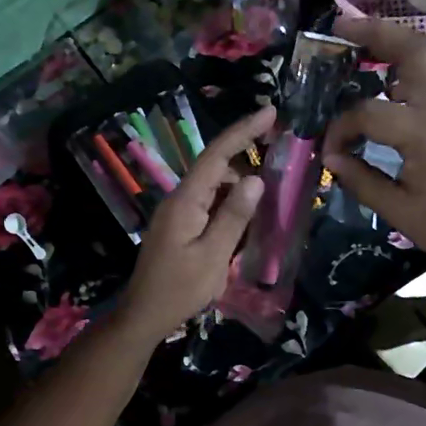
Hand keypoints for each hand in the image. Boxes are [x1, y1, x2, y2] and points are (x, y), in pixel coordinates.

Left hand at [115, 105, 276, 340]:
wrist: (144, 315)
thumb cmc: (179, 289)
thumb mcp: (213, 255)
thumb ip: (234, 216)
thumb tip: (256, 179)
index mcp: (185, 201)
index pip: (216, 155)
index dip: (243, 131)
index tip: (270, 111)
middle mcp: (178, 199)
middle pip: (215, 168)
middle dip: (246, 159)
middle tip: (280, 160)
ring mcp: (176, 213)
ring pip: (213, 188)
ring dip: (239, 188)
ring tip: (269, 197)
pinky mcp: (178, 227)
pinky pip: (207, 205)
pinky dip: (228, 206)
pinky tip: (247, 219)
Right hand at [323, 17, 425, 282]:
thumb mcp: (397, 211)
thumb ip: (359, 178)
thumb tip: (332, 156)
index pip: (369, 113)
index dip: (340, 129)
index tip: (329, 150)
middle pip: (415, 51)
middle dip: (376, 33)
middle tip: (341, 29)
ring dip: (395, 40)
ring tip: (362, 39)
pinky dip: (410, 62)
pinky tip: (388, 74)